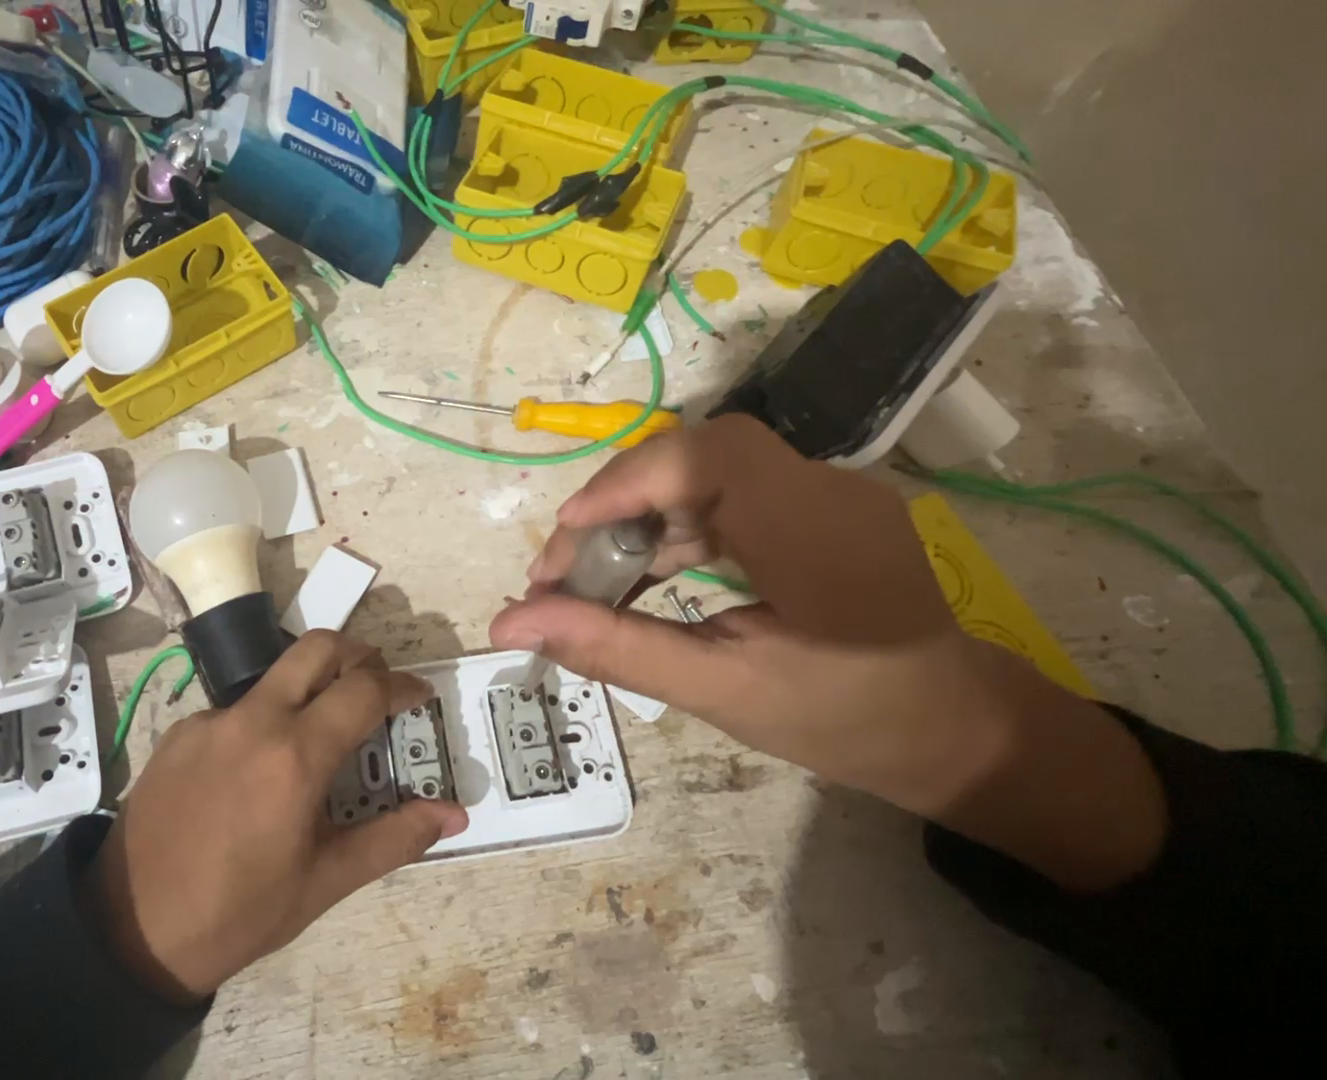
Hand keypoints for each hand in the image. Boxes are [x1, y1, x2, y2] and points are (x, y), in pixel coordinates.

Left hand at [82, 631, 468, 1003]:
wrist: (129, 928)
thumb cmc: (238, 913)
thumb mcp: (325, 882)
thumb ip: (394, 838)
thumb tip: (455, 814)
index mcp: (295, 756)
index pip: (364, 689)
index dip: (402, 686)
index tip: (419, 697)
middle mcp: (253, 720)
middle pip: (318, 648)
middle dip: (359, 655)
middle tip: (377, 687)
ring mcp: (210, 720)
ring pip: (276, 676)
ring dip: (310, 687)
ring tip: (322, 736)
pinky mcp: (180, 732)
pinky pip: (238, 709)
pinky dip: (266, 721)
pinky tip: (260, 771)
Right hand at [490, 415, 1165, 890]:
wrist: (953, 732)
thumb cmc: (846, 721)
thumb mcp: (721, 691)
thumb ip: (616, 649)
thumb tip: (511, 625)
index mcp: (814, 530)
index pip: (706, 456)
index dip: (622, 483)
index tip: (563, 543)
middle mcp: (823, 490)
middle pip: (693, 458)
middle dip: (615, 506)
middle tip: (562, 573)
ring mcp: (822, 494)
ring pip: (701, 475)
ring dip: (635, 519)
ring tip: (587, 583)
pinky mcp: (813, 510)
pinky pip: (724, 498)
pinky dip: (669, 530)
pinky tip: (640, 578)